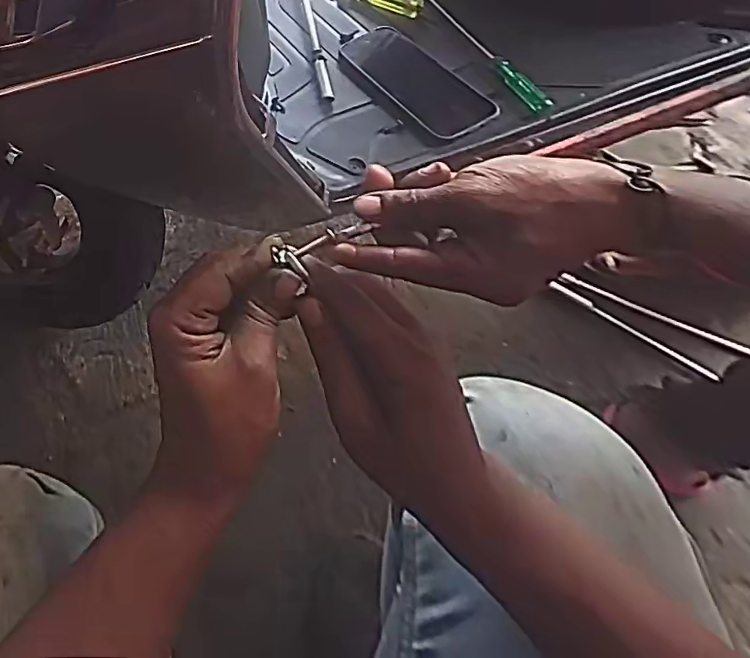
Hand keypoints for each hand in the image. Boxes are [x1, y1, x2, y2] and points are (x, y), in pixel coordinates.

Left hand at [145, 243, 302, 507]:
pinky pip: (226, 302)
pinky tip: (280, 299)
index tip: (296, 251)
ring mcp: (183, 322)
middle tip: (302, 264)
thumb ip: (265, 311)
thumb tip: (287, 273)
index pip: (220, 267)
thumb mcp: (254, 364)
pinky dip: (253, 298)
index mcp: (177, 317)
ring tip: (297, 279)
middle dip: (261, 265)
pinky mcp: (197, 334)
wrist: (204, 475)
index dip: (260, 257)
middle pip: (220, 269)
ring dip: (259, 280)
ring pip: (225, 283)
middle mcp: (173, 312)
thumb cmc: (226, 432)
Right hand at [296, 261, 489, 526]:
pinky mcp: (428, 340)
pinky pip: (389, 304)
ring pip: (379, 291)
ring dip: (345, 283)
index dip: (319, 278)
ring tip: (310, 288)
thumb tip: (309, 308)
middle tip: (295, 276)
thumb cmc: (405, 464)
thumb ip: (331, 358)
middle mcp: (420, 337)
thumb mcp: (353, 419)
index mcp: (402, 357)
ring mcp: (428, 336)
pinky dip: (360, 296)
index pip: (351, 298)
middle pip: (367, 287)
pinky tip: (338, 307)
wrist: (459, 483)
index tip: (290, 267)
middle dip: (330, 275)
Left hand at [329, 158, 637, 304]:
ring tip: (425, 174)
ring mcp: (491, 260)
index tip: (333, 250)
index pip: (401, 266)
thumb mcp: (470, 195)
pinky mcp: (500, 242)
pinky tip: (444, 178)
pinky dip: (445, 200)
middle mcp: (479, 275)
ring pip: (434, 229)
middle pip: (415, 243)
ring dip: (421, 198)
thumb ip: (414, 204)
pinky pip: (457, 224)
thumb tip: (368, 209)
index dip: (364, 253)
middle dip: (395, 210)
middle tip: (378, 181)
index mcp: (472, 275)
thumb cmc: (556, 199)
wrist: (614, 198)